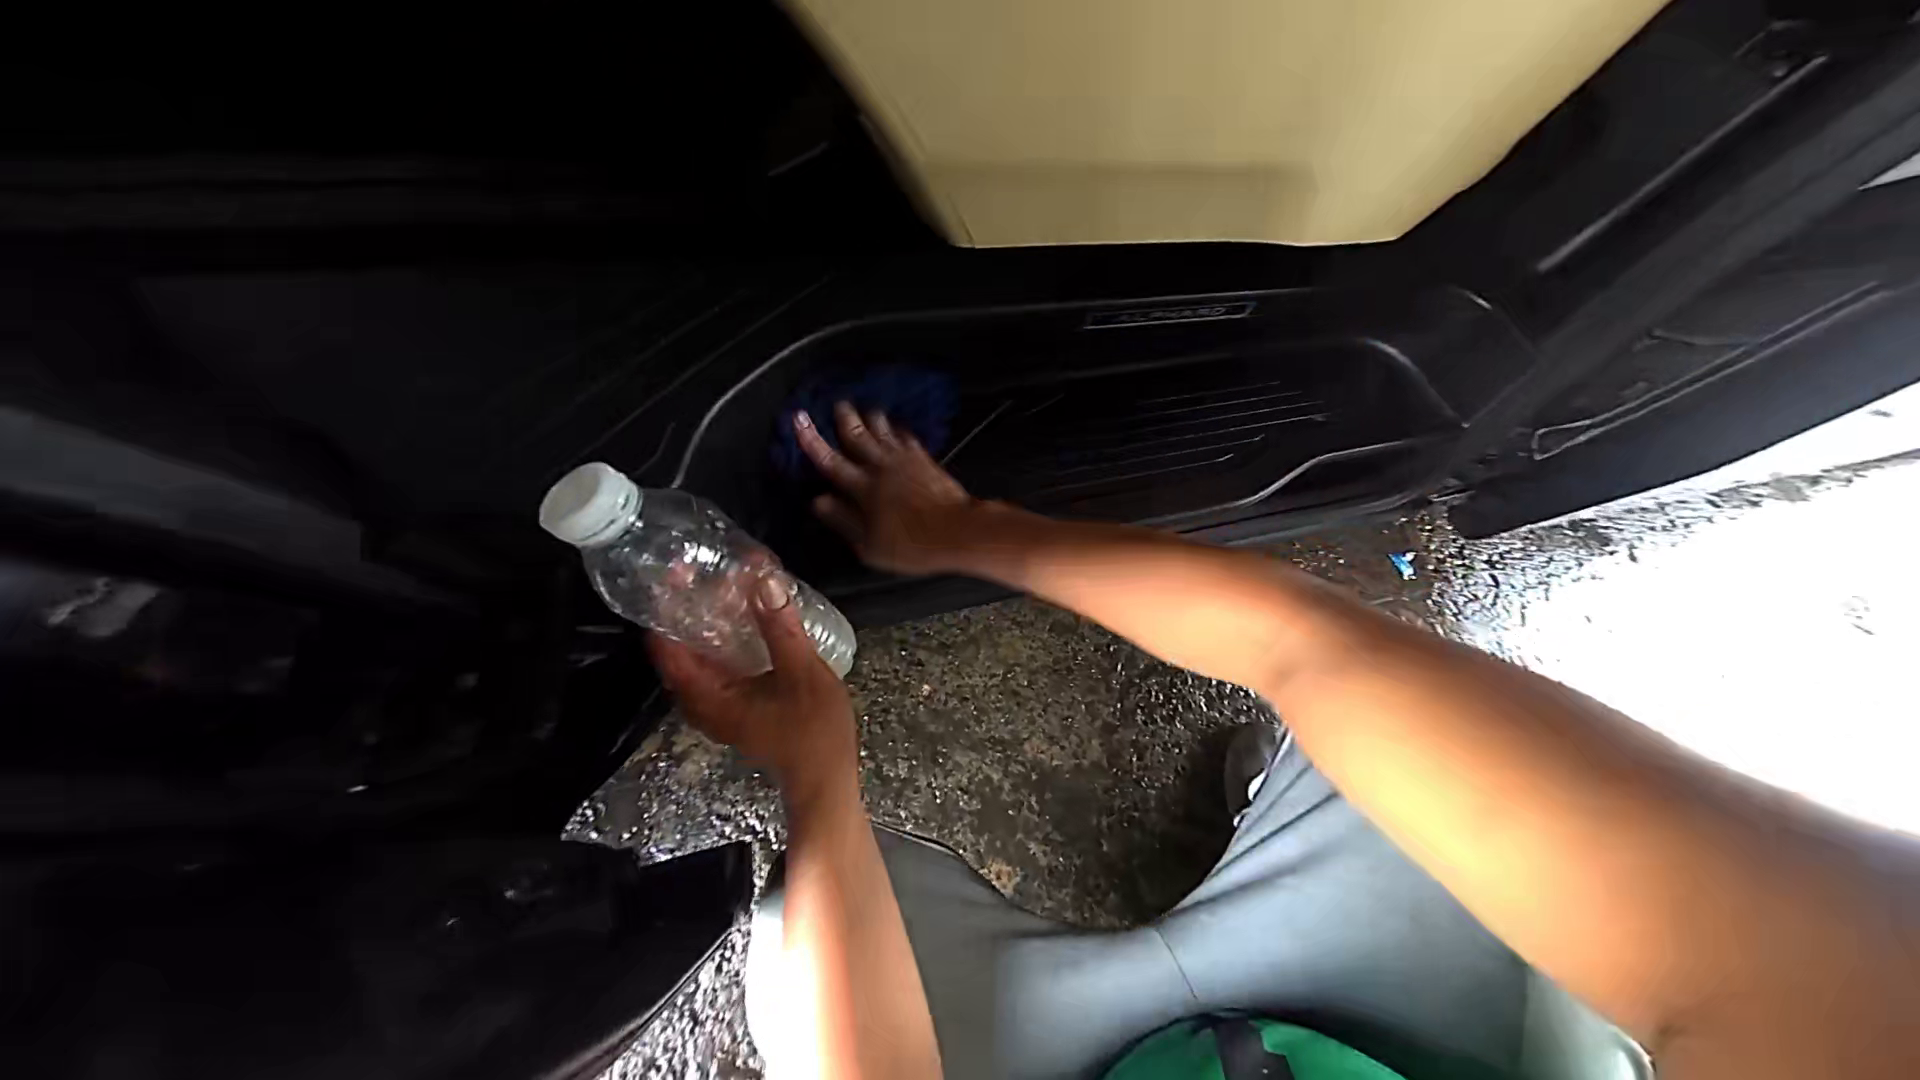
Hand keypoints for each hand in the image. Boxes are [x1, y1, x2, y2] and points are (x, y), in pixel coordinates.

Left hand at [646, 569, 857, 800]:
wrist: (826, 779)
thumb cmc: (813, 731)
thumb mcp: (802, 673)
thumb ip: (781, 628)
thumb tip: (765, 580)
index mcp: (708, 697)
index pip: (667, 647)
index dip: (667, 607)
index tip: (679, 571)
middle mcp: (703, 703)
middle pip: (678, 649)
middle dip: (687, 608)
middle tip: (704, 571)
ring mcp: (719, 708)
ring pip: (698, 658)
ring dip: (706, 623)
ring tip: (724, 587)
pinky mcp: (736, 708)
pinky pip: (716, 667)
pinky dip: (723, 641)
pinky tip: (746, 621)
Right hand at [793, 401, 998, 575]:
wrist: (956, 531)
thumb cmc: (910, 545)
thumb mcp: (869, 545)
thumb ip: (843, 520)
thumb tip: (817, 501)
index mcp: (863, 489)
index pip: (830, 461)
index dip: (811, 439)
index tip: (799, 418)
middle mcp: (881, 468)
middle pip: (858, 436)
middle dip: (845, 418)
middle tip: (839, 403)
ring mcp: (905, 461)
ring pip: (883, 432)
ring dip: (872, 418)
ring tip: (866, 408)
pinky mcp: (925, 461)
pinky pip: (907, 438)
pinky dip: (899, 430)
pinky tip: (898, 427)